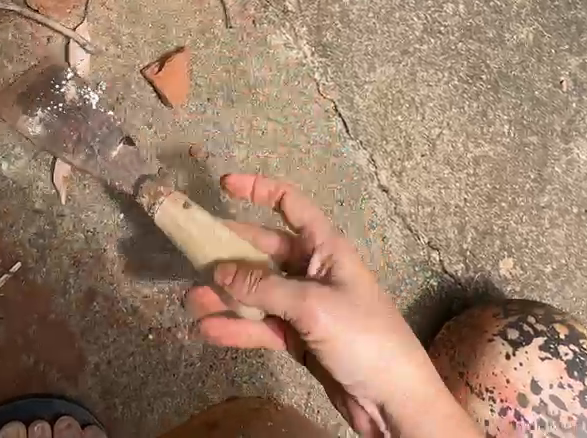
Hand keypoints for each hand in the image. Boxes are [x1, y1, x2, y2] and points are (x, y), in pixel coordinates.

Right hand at [181, 174, 474, 437]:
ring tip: (191, 302)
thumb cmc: (365, 337)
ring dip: (225, 295)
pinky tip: (207, 331)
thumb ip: (264, 288)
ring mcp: (303, 305)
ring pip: (255, 291)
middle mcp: (311, 269)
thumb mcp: (313, 307)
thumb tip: (219, 271)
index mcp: (325, 246)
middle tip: (192, 256)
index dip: (258, 189)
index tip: (223, 184)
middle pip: (262, 250)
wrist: (395, 403)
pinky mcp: (298, 338)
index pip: (289, 203)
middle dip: (228, 253)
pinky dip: (235, 328)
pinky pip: (259, 325)